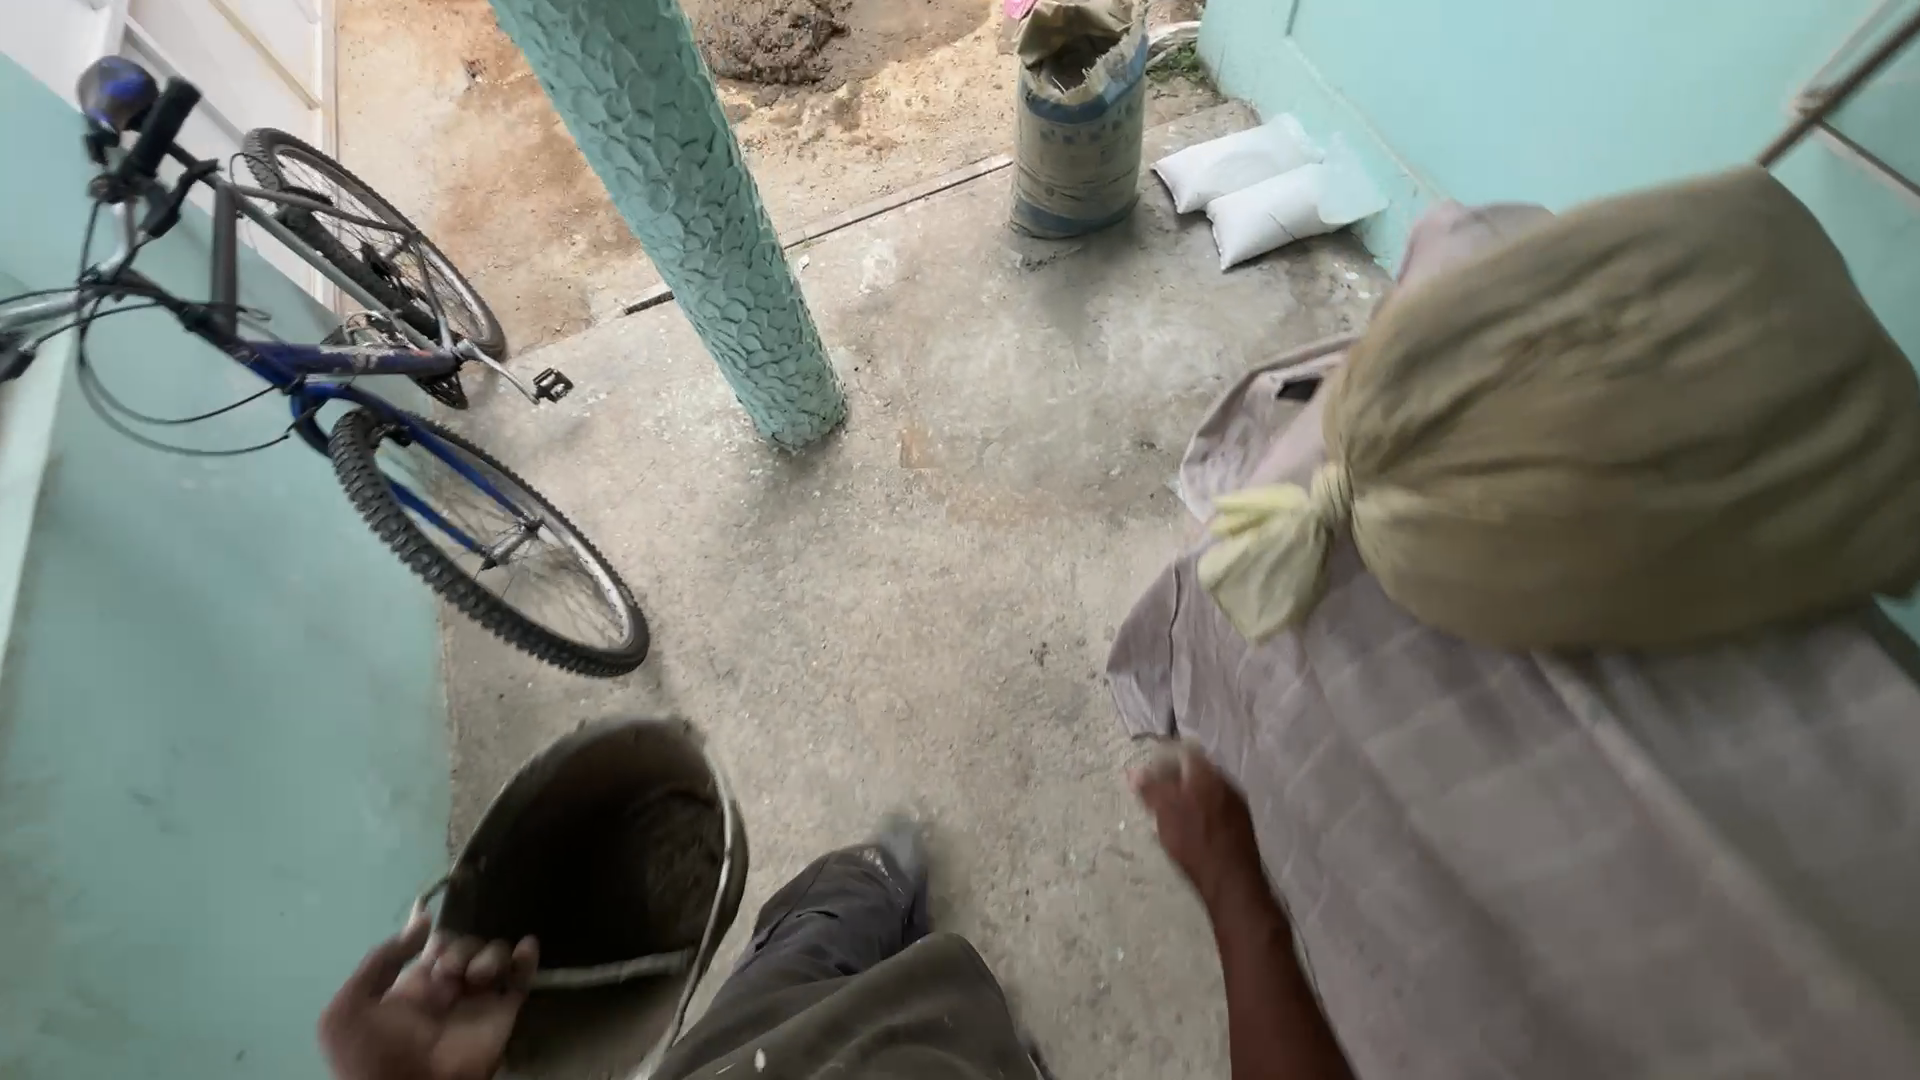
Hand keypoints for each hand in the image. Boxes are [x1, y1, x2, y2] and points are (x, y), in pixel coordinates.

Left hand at [318, 914, 537, 1079]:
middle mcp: (448, 988)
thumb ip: (380, 961)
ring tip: (479, 976)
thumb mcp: (348, 1010)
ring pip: (495, 954)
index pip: (436, 946)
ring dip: (491, 954)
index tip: (435, 946)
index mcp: (413, 988)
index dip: (439, 939)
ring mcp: (478, 998)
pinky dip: (528, 957)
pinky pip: (523, 976)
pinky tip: (525, 948)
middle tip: (450, 972)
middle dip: (462, 949)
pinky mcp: (505, 1010)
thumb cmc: (372, 1055)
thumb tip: (423, 919)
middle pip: (468, 945)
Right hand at [1130, 742, 1268, 908]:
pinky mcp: (1242, 822)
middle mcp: (1225, 781)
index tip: (1150, 772)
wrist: (1231, 881)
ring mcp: (1236, 802)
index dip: (1164, 758)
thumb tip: (1134, 771)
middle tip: (1158, 792)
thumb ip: (1150, 789)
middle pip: (1196, 769)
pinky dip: (1202, 808)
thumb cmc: (1193, 843)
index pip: (1183, 751)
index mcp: (1206, 773)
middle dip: (1176, 777)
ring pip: (1207, 787)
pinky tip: (1194, 825)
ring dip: (1190, 793)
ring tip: (1173, 811)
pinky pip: (1217, 804)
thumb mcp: (1164, 813)